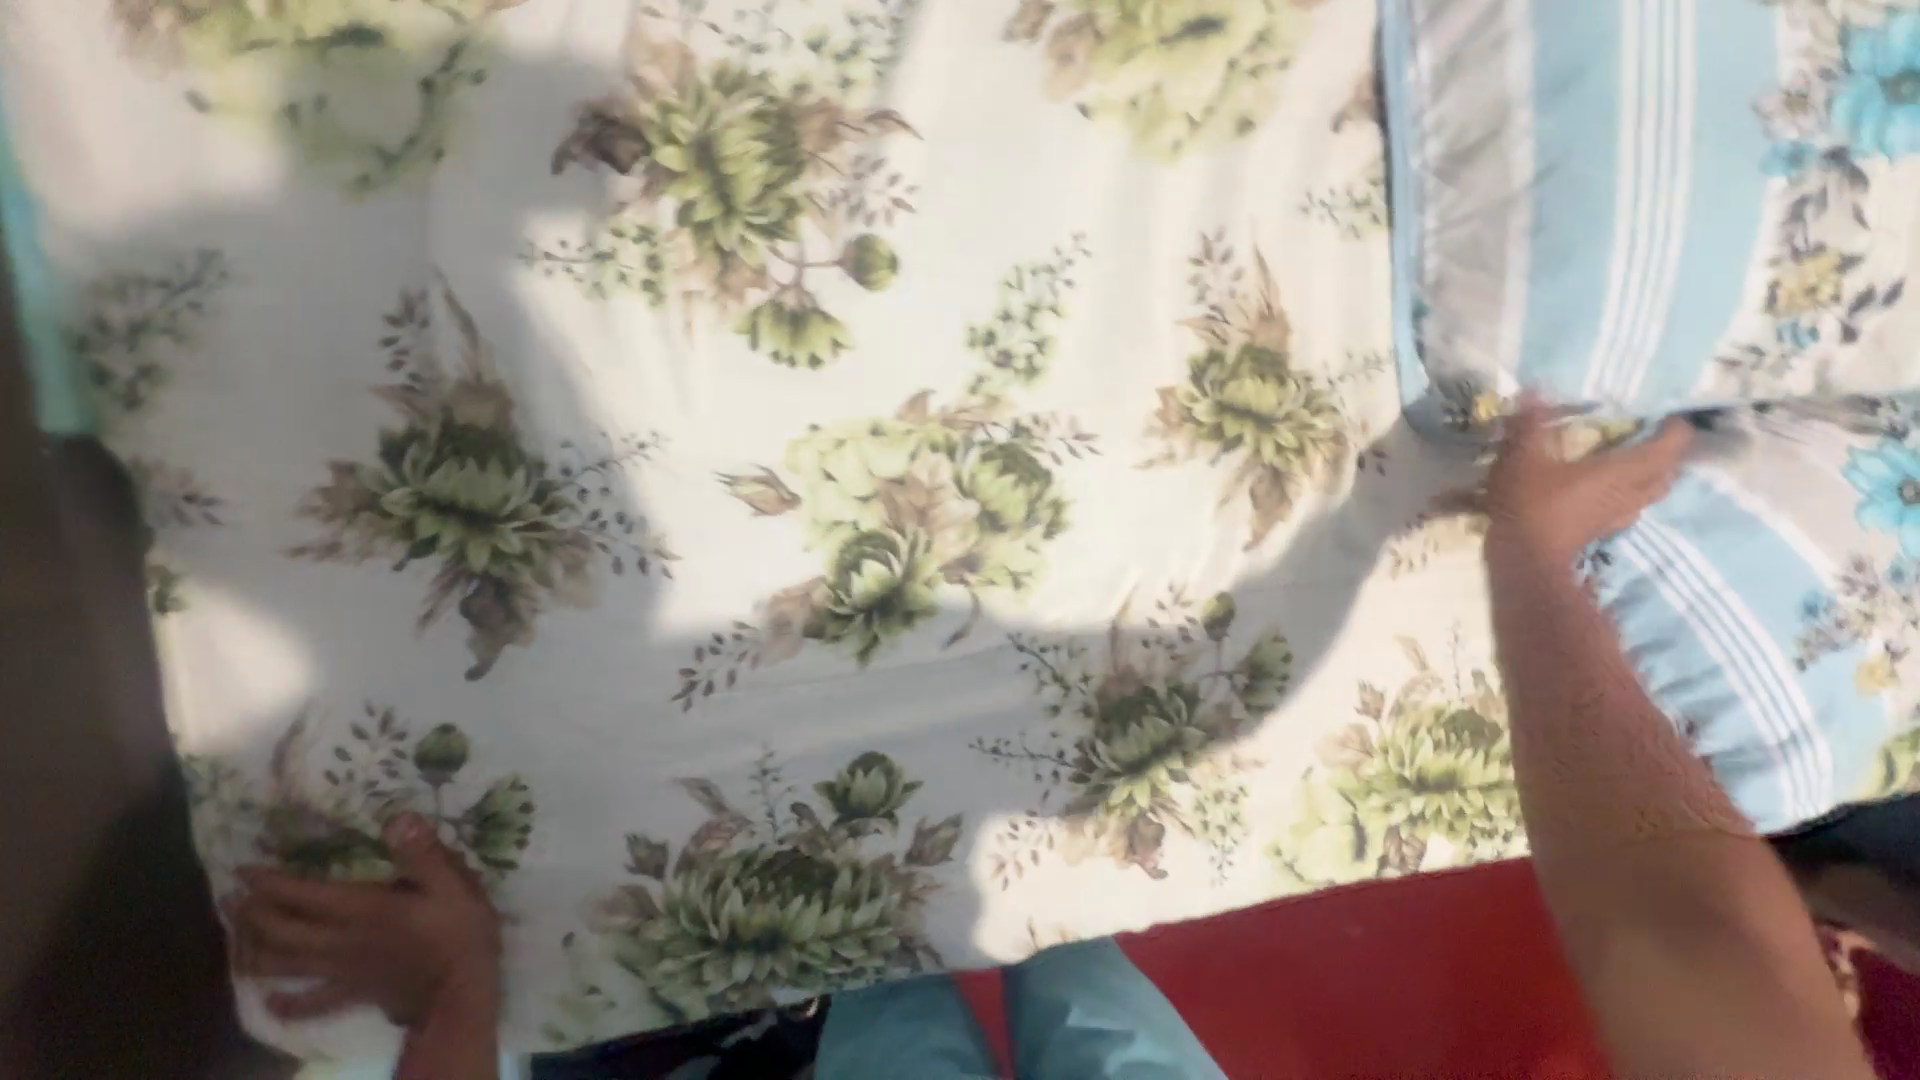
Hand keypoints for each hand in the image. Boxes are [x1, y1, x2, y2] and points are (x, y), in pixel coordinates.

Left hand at [230, 813, 501, 1027]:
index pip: (304, 895)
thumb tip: (397, 818)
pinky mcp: (352, 994)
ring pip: (281, 965)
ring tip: (239, 939)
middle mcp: (339, 941)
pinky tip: (270, 1001)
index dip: (271, 882)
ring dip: (253, 951)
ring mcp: (341, 972)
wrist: (461, 988)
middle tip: (234, 898)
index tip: (245, 870)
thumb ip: (423, 853)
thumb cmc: (459, 931)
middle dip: (252, 913)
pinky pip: (309, 1004)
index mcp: (363, 910)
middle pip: (281, 931)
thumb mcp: (452, 883)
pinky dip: (284, 1003)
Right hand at [1479, 394, 1692, 564]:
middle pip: (1669, 469)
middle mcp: (1633, 491)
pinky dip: (1630, 495)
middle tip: (1653, 435)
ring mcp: (1620, 514)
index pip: (1670, 444)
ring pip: (1654, 491)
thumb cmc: (1530, 504)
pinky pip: (1631, 507)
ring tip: (1636, 462)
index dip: (1674, 426)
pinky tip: (1611, 493)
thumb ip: (1531, 424)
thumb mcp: (1522, 458)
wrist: (1524, 558)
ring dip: (1653, 475)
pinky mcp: (1603, 529)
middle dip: (1667, 451)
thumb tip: (1536, 388)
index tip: (1666, 412)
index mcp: (1624, 469)